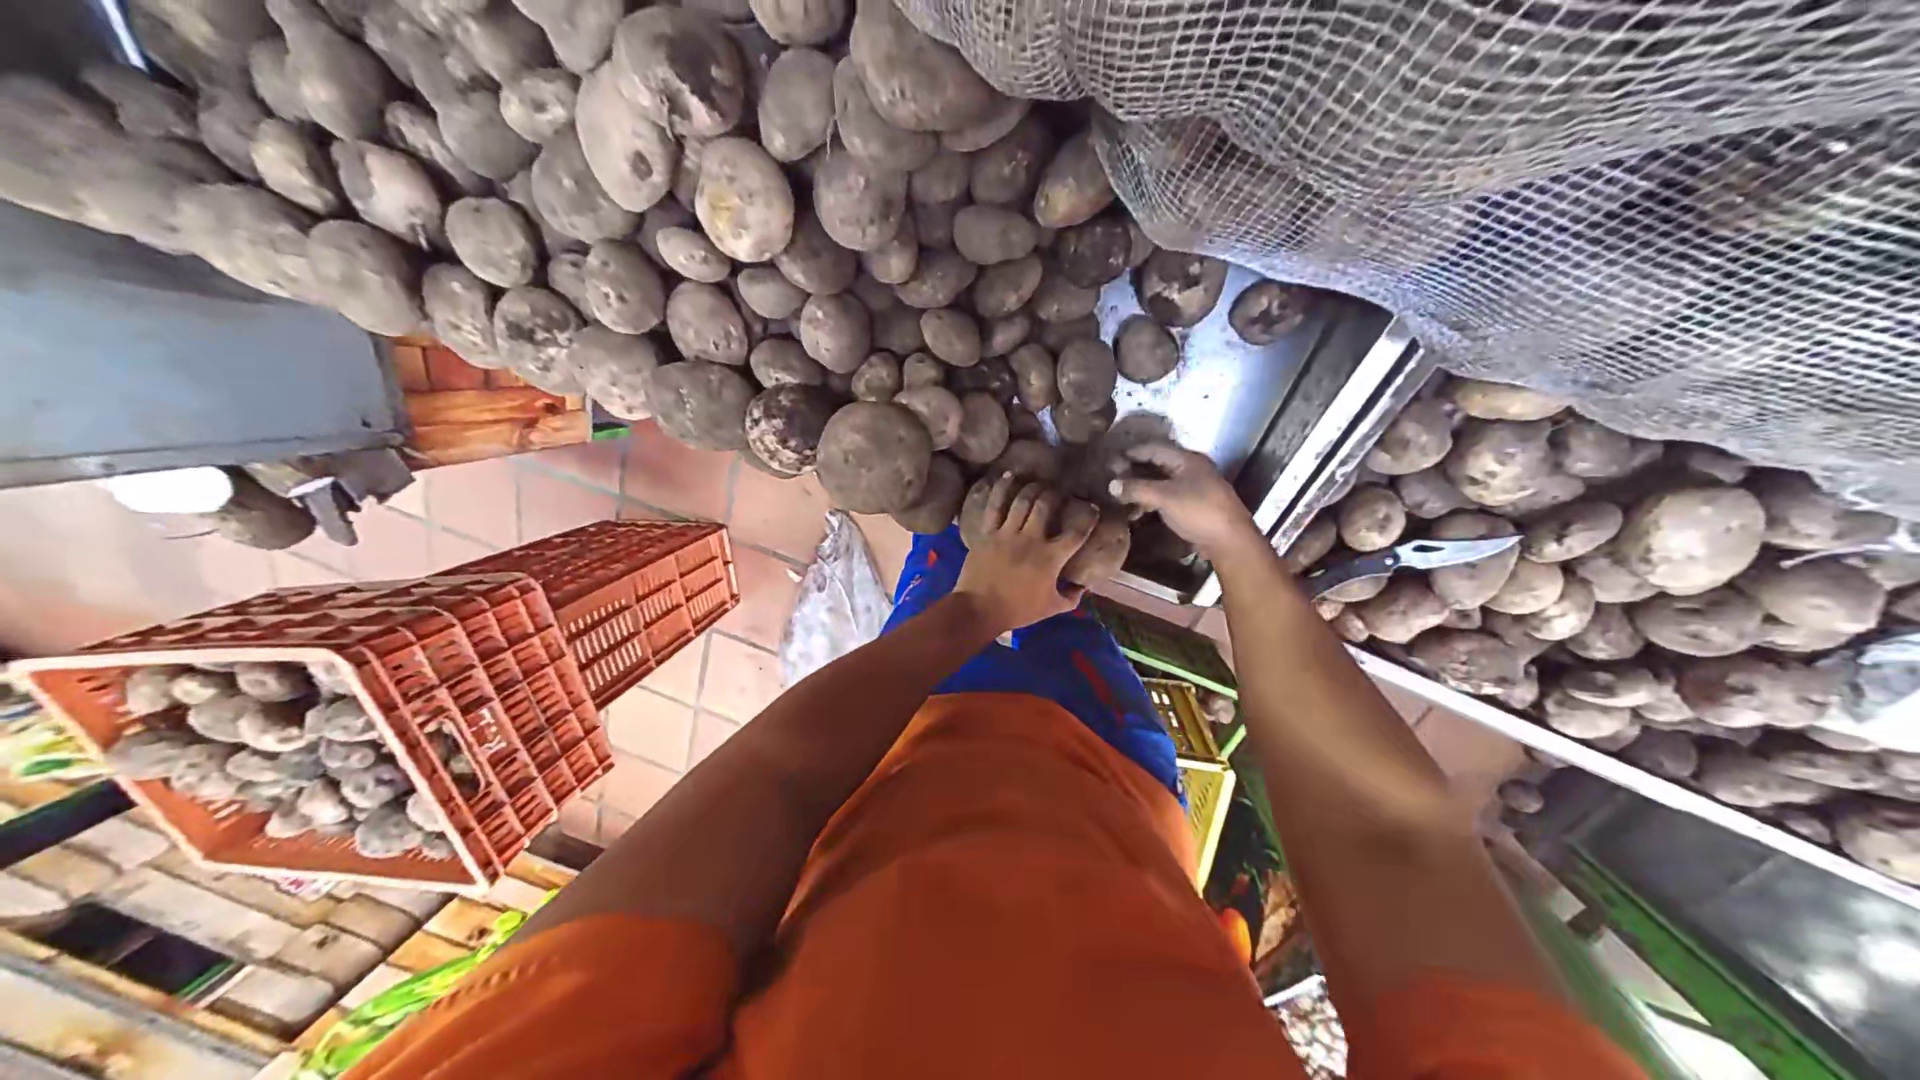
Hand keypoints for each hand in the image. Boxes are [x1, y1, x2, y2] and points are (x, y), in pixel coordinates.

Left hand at [954, 474, 1098, 631]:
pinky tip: (1009, 476)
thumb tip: (1083, 587)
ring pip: (1022, 501)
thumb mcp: (1052, 608)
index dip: (1088, 517)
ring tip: (1038, 483)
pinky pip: (995, 505)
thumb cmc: (1018, 610)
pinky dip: (1002, 488)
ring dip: (1033, 488)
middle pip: (1046, 505)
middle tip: (1058, 491)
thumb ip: (1071, 597)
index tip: (1092, 508)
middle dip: (1055, 494)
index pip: (1076, 532)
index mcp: (1051, 558)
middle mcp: (1032, 539)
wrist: (979, 609)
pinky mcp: (988, 532)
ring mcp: (1007, 533)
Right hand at [1108, 442, 1261, 557]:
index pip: (1154, 448)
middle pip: (1157, 464)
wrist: (1229, 539)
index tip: (1112, 460)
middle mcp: (1191, 469)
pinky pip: (1167, 496)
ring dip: (1142, 488)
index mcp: (1187, 459)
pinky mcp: (1193, 505)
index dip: (1133, 452)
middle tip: (1114, 478)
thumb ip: (1137, 488)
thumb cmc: (1198, 510)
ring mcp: (1194, 487)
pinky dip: (1151, 500)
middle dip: (1135, 471)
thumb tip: (1112, 485)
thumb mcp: (1164, 496)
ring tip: (1122, 495)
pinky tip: (1138, 509)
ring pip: (1161, 482)